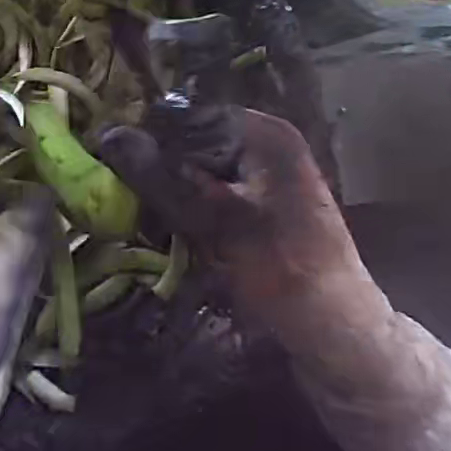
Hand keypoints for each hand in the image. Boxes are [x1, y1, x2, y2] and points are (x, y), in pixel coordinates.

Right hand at [98, 104, 371, 326]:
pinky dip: (187, 200)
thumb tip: (108, 134)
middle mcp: (264, 139)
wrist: (342, 336)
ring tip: (142, 204)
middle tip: (123, 184)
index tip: (113, 157)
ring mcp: (263, 168)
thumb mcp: (215, 222)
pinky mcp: (258, 197)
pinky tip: (170, 221)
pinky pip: (209, 184)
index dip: (147, 134)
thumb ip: (160, 176)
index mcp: (264, 131)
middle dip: (157, 161)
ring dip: (169, 184)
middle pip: (190, 137)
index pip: (187, 113)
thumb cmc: (285, 272)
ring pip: (196, 162)